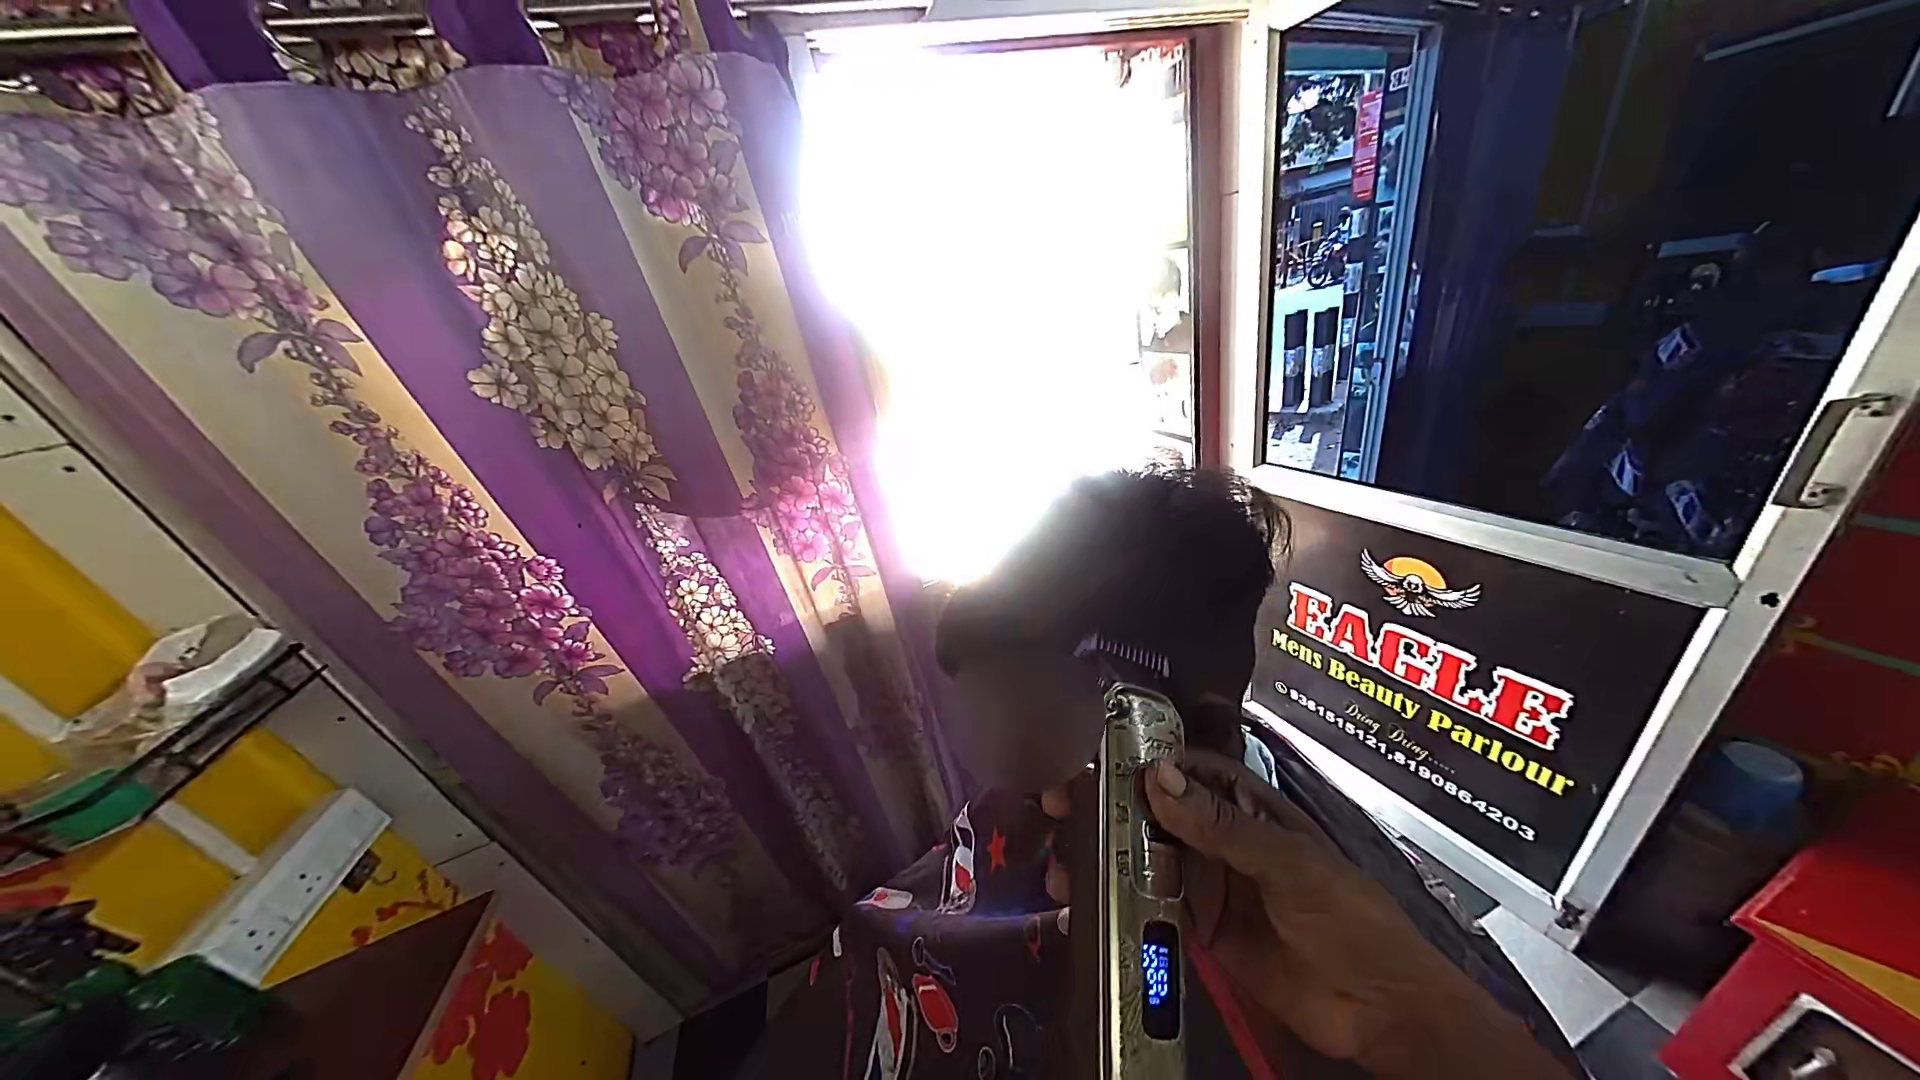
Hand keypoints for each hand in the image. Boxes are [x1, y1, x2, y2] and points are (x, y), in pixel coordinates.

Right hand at [1044, 749, 1568, 1078]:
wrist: (1382, 1011)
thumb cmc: (1347, 915)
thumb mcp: (1288, 863)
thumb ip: (1221, 825)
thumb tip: (1156, 775)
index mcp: (1239, 803)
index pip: (1179, 768)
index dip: (1133, 761)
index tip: (1088, 765)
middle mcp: (1213, 833)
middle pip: (1148, 809)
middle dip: (1102, 808)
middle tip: (1058, 810)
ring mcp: (1202, 879)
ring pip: (1140, 855)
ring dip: (1099, 856)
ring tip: (1060, 867)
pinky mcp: (1195, 924)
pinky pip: (1148, 904)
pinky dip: (1114, 902)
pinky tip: (1081, 905)